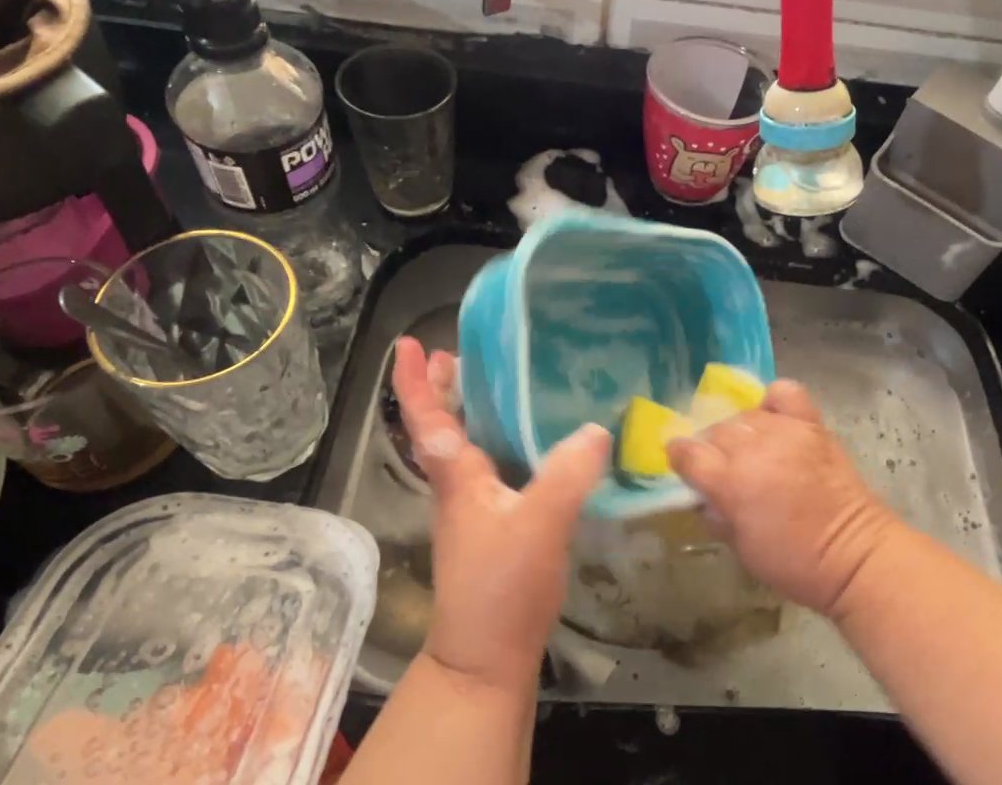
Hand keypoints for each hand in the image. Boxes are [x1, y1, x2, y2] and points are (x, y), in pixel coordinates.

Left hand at [390, 336, 609, 690]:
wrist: (486, 657)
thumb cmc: (501, 587)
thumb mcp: (539, 525)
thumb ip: (566, 475)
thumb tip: (594, 429)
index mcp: (457, 479)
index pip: (428, 420)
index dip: (416, 381)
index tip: (407, 344)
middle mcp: (457, 488)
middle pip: (441, 428)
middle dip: (441, 390)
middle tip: (452, 353)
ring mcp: (473, 510)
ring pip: (465, 448)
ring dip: (468, 413)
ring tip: (490, 384)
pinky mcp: (493, 527)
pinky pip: (490, 469)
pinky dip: (499, 443)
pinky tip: (531, 445)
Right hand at [665, 380, 898, 617]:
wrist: (853, 556)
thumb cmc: (793, 563)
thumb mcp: (740, 550)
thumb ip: (716, 515)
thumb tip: (705, 496)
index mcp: (731, 482)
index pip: (688, 453)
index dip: (679, 457)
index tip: (681, 464)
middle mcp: (754, 449)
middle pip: (715, 430)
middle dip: (711, 447)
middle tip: (721, 468)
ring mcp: (785, 433)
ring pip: (745, 414)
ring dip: (740, 430)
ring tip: (750, 449)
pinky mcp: (812, 426)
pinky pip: (785, 393)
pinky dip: (773, 401)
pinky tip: (774, 420)